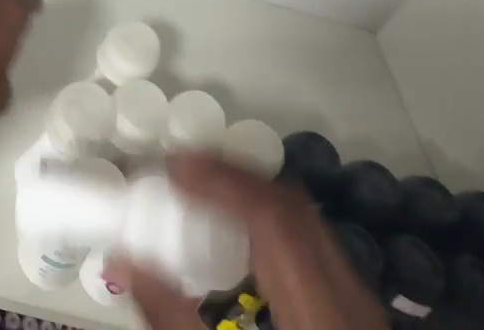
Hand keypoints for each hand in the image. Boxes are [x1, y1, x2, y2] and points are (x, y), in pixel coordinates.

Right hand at [117, 155, 385, 329]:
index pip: (274, 222)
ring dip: (251, 195)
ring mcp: (361, 307)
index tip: (171, 168)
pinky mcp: (356, 316)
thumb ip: (172, 318)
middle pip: (294, 209)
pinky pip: (312, 245)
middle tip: (178, 171)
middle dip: (232, 177)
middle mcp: (350, 301)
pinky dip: (269, 223)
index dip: (222, 183)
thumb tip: (123, 260)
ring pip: (308, 223)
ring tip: (199, 192)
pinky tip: (237, 236)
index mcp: (320, 315)